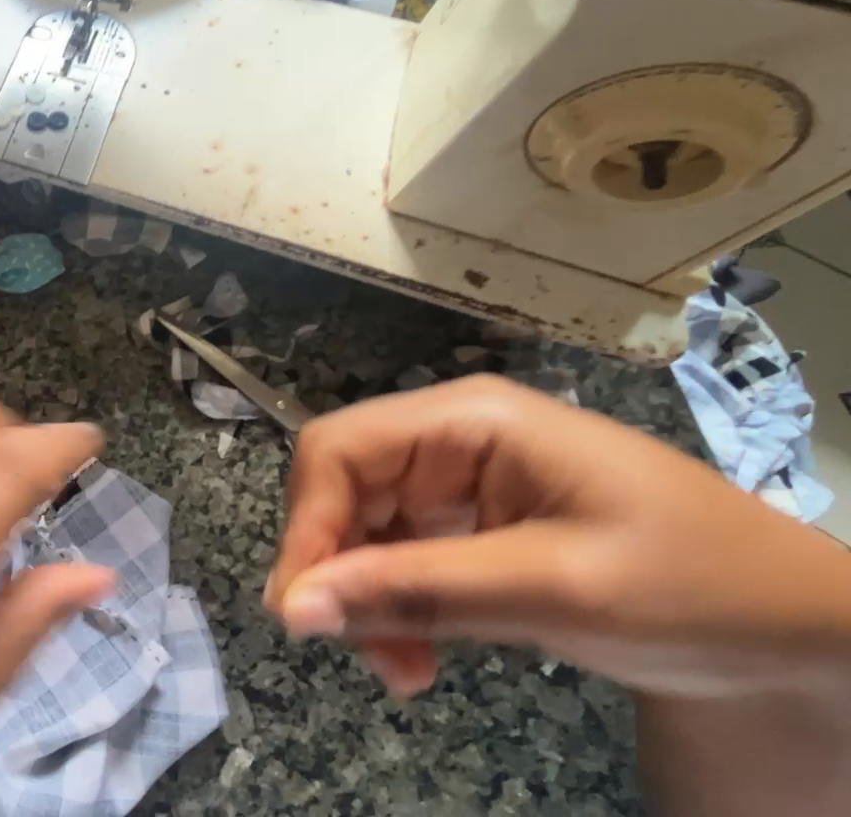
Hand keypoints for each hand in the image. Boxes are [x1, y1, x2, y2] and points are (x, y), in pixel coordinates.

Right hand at [265, 375, 850, 699]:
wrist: (816, 632)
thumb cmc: (702, 587)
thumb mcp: (556, 591)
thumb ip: (416, 591)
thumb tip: (291, 609)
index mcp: (468, 420)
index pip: (339, 450)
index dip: (307, 524)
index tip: (301, 611)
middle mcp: (449, 439)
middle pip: (342, 489)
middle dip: (338, 571)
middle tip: (356, 650)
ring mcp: (458, 481)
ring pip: (360, 529)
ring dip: (364, 599)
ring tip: (400, 669)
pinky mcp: (469, 524)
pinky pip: (398, 557)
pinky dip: (394, 607)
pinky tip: (416, 654)